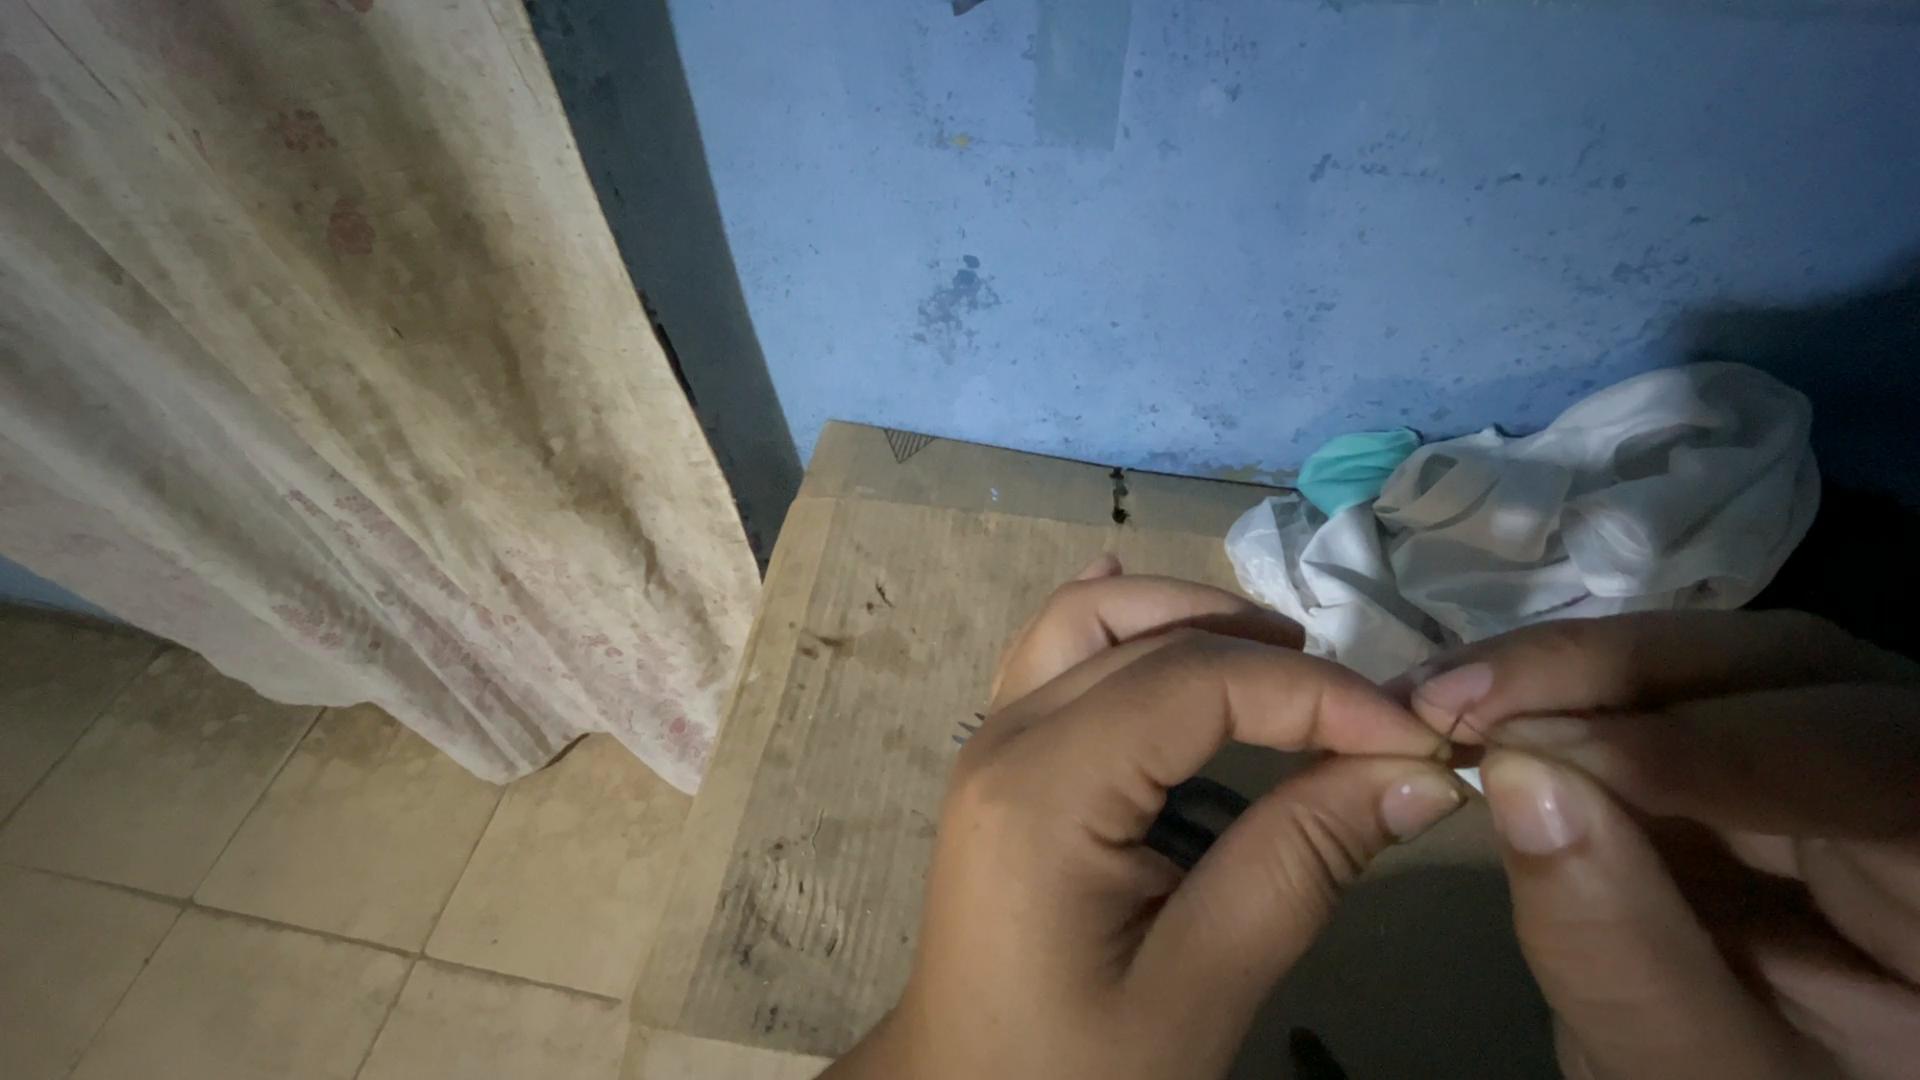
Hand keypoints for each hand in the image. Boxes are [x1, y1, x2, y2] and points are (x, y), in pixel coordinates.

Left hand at [825, 556, 1467, 1079]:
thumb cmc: (1070, 1066)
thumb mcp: (1198, 987)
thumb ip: (1299, 863)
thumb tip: (1413, 772)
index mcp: (1045, 789)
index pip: (1194, 683)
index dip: (1314, 693)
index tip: (1412, 735)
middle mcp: (1006, 735)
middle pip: (1143, 636)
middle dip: (1259, 648)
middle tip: (1353, 701)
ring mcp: (991, 734)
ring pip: (1087, 619)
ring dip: (1185, 616)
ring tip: (1276, 654)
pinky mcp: (997, 750)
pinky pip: (1049, 649)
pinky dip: (1111, 618)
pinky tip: (1142, 595)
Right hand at [1404, 611, 1919, 1079]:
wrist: (1739, 1078)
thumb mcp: (1696, 1076)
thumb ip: (1621, 956)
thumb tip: (1510, 780)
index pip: (1873, 767)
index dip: (1697, 747)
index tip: (1519, 751)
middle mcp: (1918, 781)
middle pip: (1783, 669)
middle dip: (1599, 671)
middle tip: (1453, 695)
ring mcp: (1824, 748)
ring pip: (1704, 655)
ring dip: (1554, 669)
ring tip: (1441, 695)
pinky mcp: (1736, 739)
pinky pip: (1646, 682)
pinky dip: (1545, 687)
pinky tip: (1472, 700)